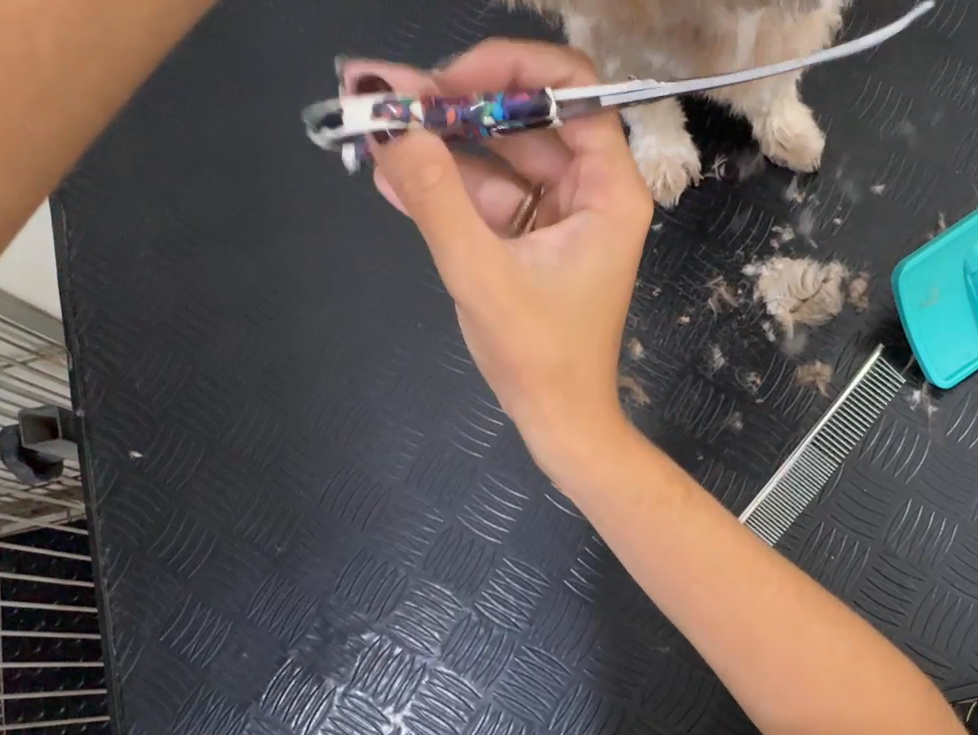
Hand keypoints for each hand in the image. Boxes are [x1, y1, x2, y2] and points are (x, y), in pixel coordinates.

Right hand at [342, 43, 653, 468]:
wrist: (558, 419)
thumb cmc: (539, 356)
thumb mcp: (481, 273)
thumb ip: (435, 195)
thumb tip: (388, 119)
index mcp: (609, 193)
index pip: (573, 93)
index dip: (509, 72)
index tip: (447, 84)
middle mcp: (591, 194)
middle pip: (525, 120)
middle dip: (455, 105)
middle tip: (382, 94)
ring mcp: (560, 217)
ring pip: (499, 156)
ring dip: (438, 144)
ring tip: (368, 122)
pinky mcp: (532, 240)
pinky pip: (488, 196)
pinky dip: (445, 187)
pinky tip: (391, 173)